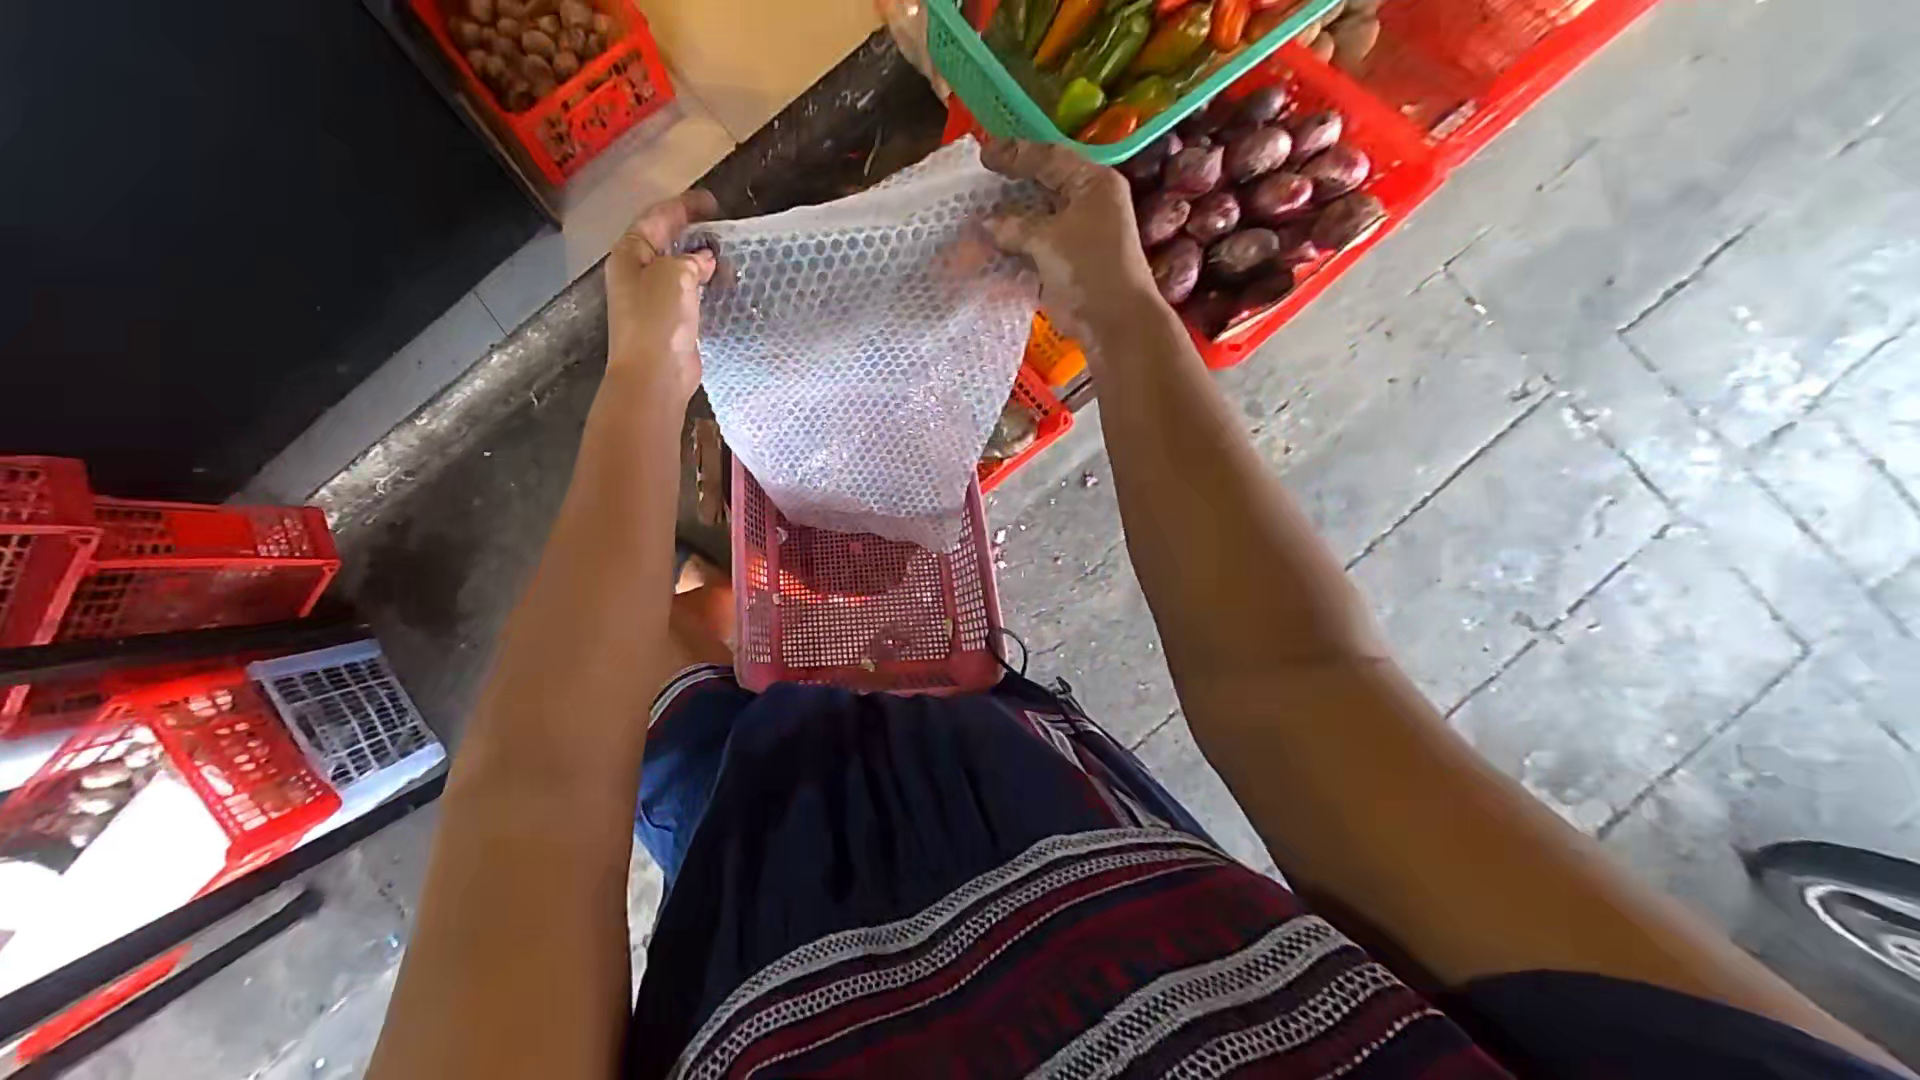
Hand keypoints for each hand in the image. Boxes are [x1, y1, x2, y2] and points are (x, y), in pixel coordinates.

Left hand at [604, 190, 720, 403]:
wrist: (655, 374)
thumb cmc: (658, 319)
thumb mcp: (674, 275)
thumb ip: (691, 259)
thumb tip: (705, 259)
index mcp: (630, 254)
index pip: (657, 218)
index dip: (684, 206)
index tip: (713, 204)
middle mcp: (638, 273)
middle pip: (666, 242)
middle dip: (693, 233)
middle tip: (724, 229)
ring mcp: (654, 299)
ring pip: (680, 269)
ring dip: (702, 261)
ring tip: (729, 257)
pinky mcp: (671, 321)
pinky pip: (690, 294)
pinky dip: (706, 286)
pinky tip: (723, 287)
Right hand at [980, 140, 1161, 345]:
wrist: (1113, 321)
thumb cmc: (1088, 267)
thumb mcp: (1049, 239)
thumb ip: (1015, 226)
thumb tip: (986, 223)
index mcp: (1092, 184)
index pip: (1050, 159)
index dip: (1015, 154)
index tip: (983, 154)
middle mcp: (1087, 205)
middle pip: (1042, 189)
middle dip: (1009, 189)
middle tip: (977, 184)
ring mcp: (1076, 237)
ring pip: (1035, 222)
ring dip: (1006, 224)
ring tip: (976, 219)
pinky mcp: (1065, 266)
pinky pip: (1033, 250)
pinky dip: (1012, 250)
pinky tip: (988, 249)